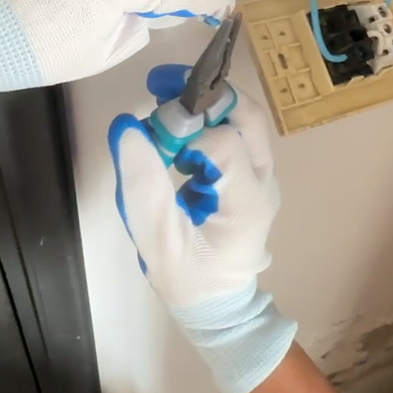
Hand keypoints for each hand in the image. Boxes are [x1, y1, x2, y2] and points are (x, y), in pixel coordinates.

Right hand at [109, 65, 297, 392]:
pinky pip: (236, 130)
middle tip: (159, 86)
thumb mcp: (158, 244)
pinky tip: (175, 126)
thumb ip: (143, 188)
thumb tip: (128, 126)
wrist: (218, 306)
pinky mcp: (251, 172)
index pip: (223, 144)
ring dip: (205, 101)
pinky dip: (206, 116)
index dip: (186, 134)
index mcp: (247, 203)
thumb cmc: (189, 279)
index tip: (153, 141)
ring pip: (244, 117)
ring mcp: (262, 175)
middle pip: (246, 115)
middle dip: (203, 94)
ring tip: (163, 98)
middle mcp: (264, 181)